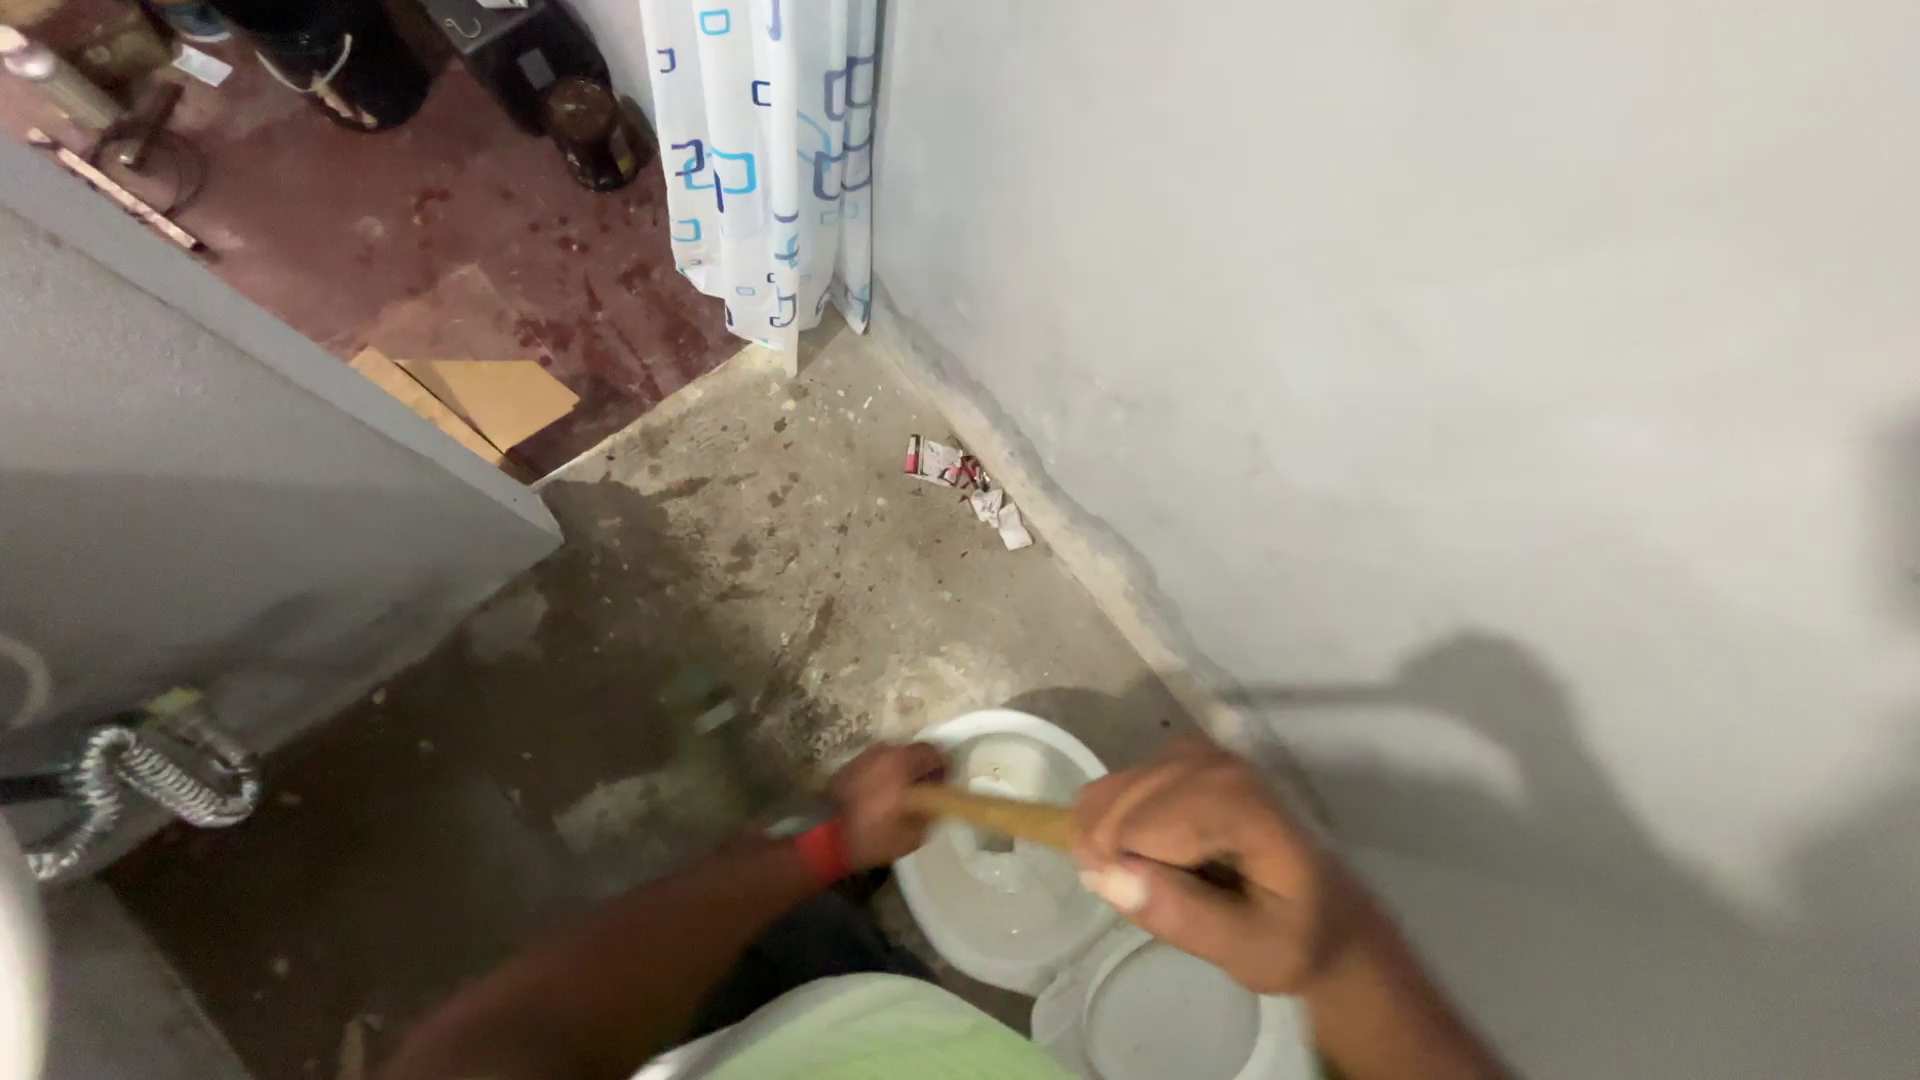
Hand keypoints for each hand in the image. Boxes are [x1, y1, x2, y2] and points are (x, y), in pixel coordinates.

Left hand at [827, 742, 947, 868]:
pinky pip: (878, 763)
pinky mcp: (852, 763)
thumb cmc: (871, 836)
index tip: (941, 788)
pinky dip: (884, 773)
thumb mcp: (913, 835)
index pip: (937, 753)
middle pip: (916, 751)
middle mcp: (887, 751)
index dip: (944, 770)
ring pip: (896, 756)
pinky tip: (879, 796)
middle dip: (923, 769)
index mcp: (905, 763)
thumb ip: (932, 813)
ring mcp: (866, 754)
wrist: (821, 835)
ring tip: (899, 797)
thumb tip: (937, 802)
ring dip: (903, 770)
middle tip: (922, 794)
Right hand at [1072, 735, 1356, 994]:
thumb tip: (1107, 877)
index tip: (1158, 910)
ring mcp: (1188, 751)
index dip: (1127, 873)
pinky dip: (1118, 829)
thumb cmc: (1295, 935)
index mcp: (1234, 798)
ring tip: (1169, 877)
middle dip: (1118, 859)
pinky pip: (1112, 791)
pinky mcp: (1174, 755)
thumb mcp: (1252, 953)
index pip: (1133, 826)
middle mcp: (1206, 758)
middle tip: (1169, 899)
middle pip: (1113, 806)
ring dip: (1117, 846)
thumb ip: (1184, 916)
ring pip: (1105, 797)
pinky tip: (1157, 852)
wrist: (1326, 910)